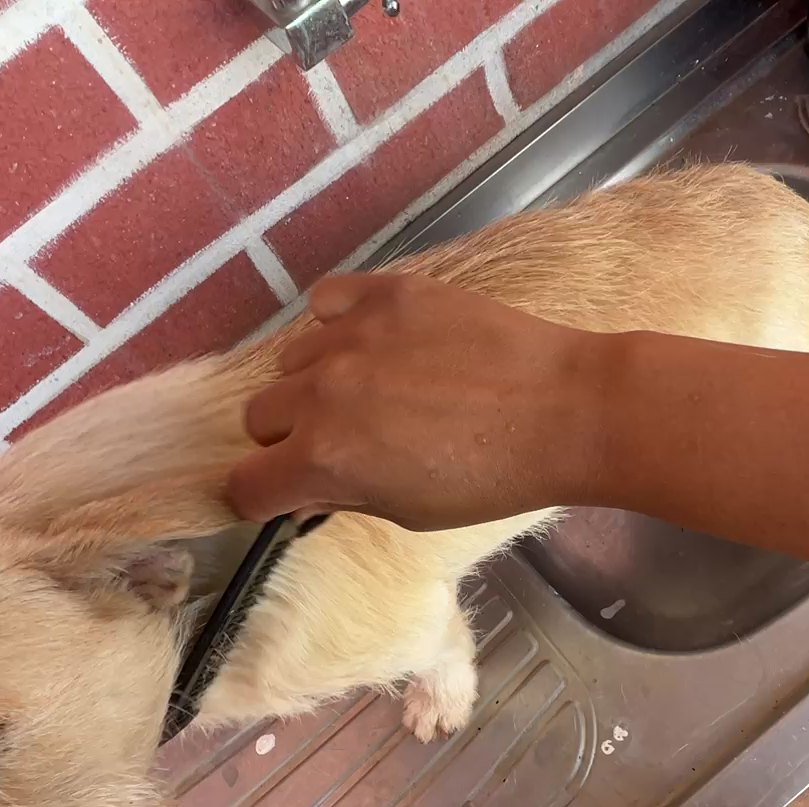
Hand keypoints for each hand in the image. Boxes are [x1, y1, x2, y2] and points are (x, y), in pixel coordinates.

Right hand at [226, 273, 608, 529]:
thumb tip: (306, 488)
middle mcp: (321, 393)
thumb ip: (344, 495)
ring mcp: (351, 334)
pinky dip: (339, 325)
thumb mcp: (411, 513)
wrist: (564, 411)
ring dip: (316, 384)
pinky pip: (327, 301)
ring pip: (291, 360)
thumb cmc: (492, 480)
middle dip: (290, 439)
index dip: (261, 498)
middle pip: (260, 418)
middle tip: (343, 443)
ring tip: (373, 390)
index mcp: (325, 460)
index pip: (245, 485)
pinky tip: (377, 341)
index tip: (285, 495)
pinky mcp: (385, 292)